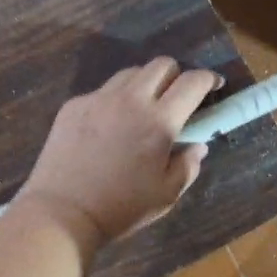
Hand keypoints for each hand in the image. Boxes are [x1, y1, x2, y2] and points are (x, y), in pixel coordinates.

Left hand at [17, 58, 220, 248]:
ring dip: (145, 84)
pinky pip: (102, 91)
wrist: (62, 212)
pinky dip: (115, 100)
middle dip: (176, 75)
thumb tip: (197, 145)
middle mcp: (130, 100)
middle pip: (161, 64)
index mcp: (159, 121)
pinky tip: (110, 127)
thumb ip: (188, 165)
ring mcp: (98, 99)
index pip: (192, 82)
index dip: (208, 79)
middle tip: (177, 98)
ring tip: (143, 109)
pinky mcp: (74, 106)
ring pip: (130, 73)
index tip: (214, 85)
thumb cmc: (121, 207)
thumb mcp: (167, 195)